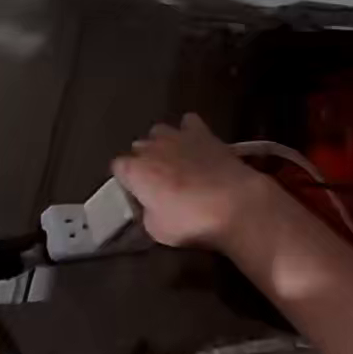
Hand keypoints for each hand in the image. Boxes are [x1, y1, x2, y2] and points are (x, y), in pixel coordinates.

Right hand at [111, 113, 272, 248]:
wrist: (234, 204)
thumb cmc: (191, 222)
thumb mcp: (157, 230)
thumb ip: (147, 212)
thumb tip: (151, 205)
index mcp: (133, 169)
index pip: (118, 168)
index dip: (127, 181)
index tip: (138, 195)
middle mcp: (148, 146)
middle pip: (138, 149)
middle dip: (145, 162)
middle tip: (160, 184)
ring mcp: (174, 135)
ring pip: (158, 132)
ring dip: (163, 145)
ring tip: (177, 163)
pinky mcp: (201, 132)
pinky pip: (188, 123)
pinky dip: (190, 132)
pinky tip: (197, 145)